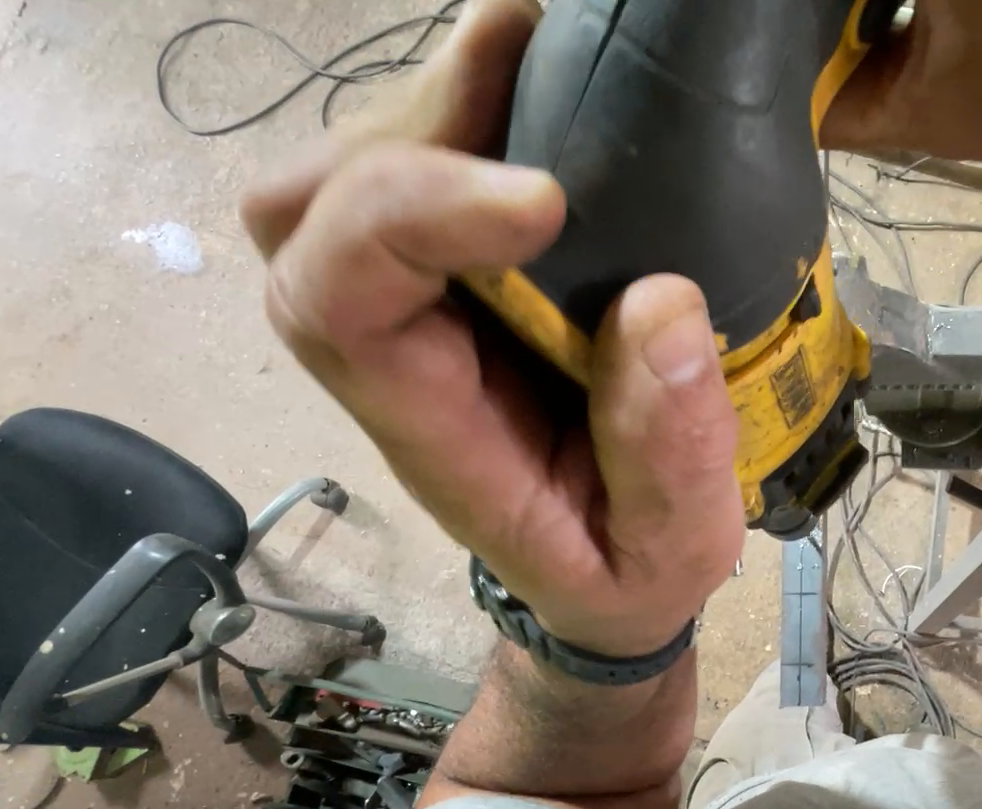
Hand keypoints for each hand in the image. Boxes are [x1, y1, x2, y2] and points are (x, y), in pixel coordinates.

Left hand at [240, 0, 743, 658]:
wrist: (610, 581)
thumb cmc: (631, 575)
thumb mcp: (672, 547)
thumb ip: (670, 455)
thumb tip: (665, 302)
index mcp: (435, 433)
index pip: (339, 303)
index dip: (409, 218)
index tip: (545, 197)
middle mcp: (402, 360)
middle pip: (309, 214)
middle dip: (407, 130)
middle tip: (530, 64)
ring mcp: (429, 320)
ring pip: (351, 178)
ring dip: (437, 102)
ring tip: (544, 47)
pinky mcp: (474, 294)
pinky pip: (425, 182)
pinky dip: (473, 116)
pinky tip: (547, 81)